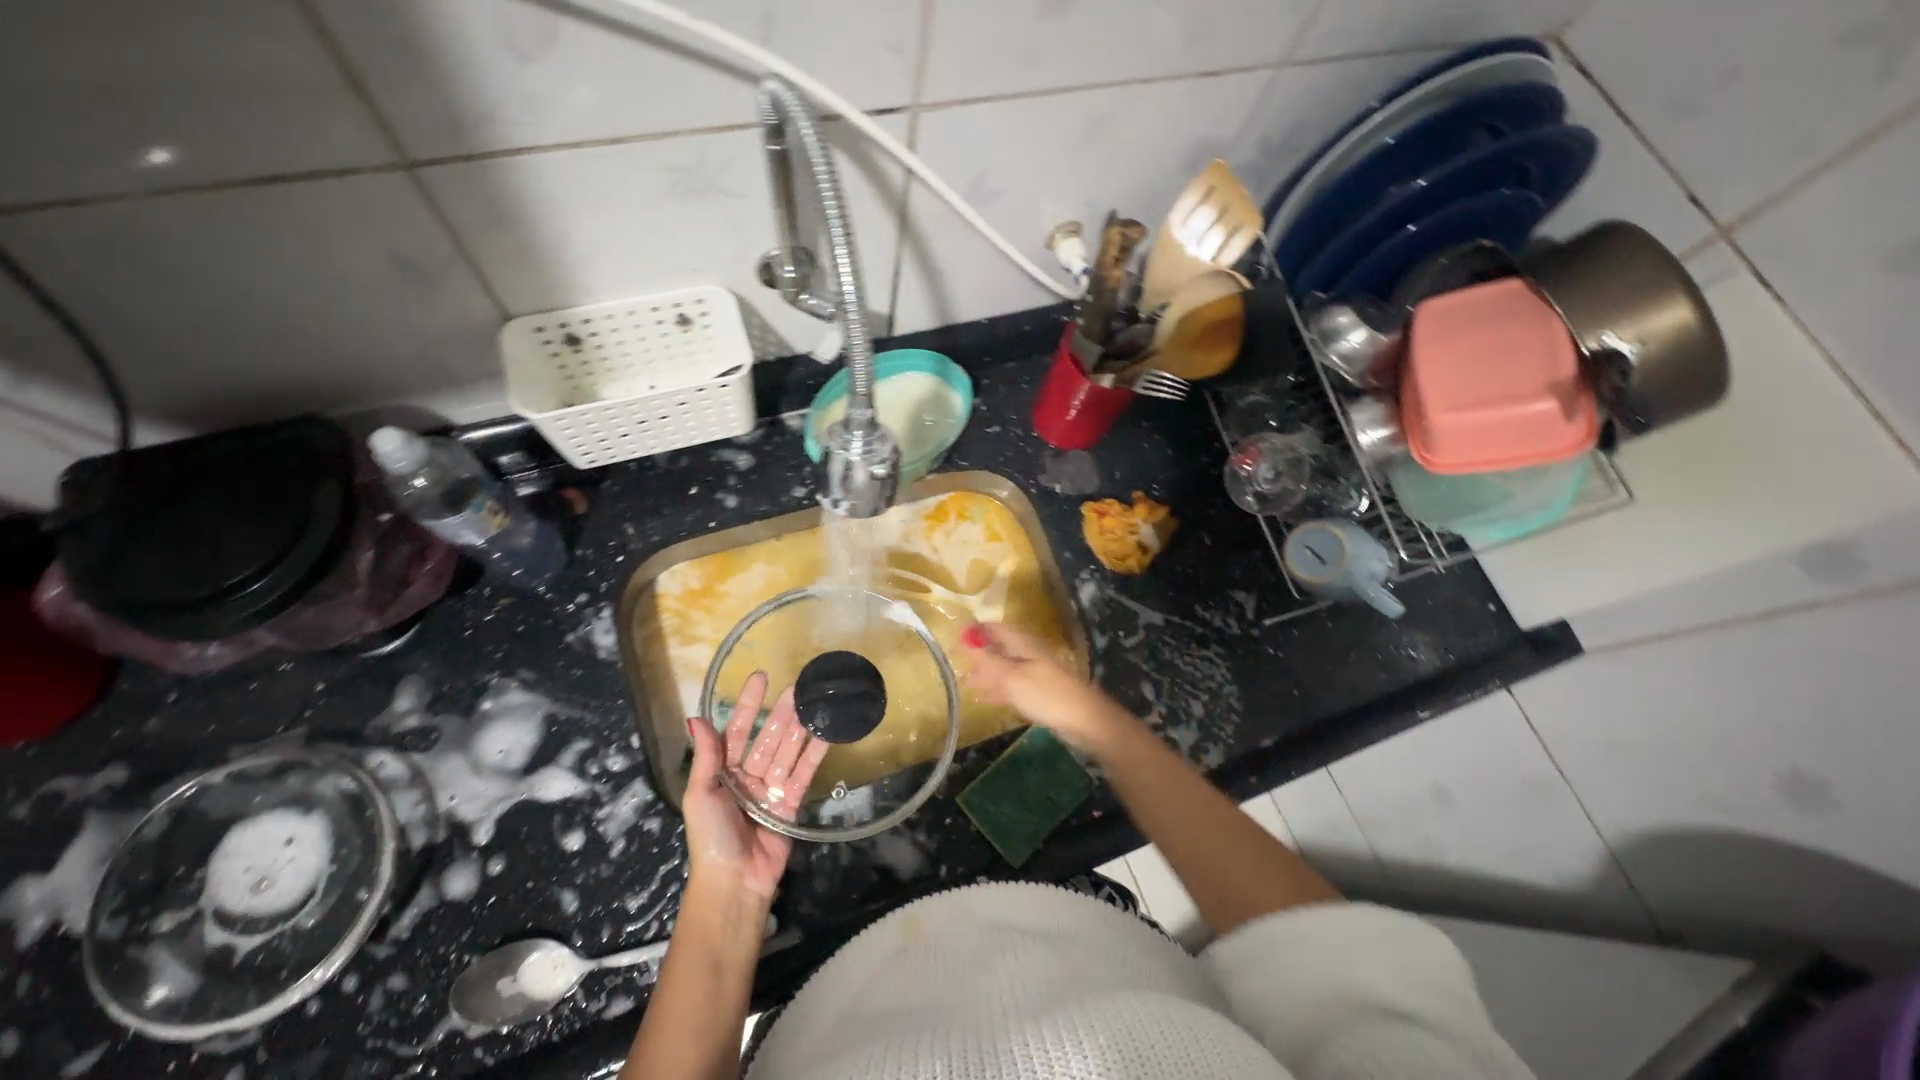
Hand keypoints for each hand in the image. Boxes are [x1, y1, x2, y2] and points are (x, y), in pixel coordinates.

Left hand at [682, 671, 828, 899]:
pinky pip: (803, 773)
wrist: (734, 880)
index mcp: (722, 771)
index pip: (736, 730)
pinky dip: (814, 754)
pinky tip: (825, 733)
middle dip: (780, 713)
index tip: (761, 678)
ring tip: (814, 703)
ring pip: (787, 751)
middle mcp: (747, 775)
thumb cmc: (711, 836)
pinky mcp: (791, 803)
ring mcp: (770, 788)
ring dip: (800, 728)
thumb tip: (695, 717)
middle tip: (797, 687)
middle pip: (766, 738)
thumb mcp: (701, 793)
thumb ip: (706, 756)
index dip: (747, 705)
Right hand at [960, 623, 1132, 751]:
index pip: (996, 628)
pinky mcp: (1040, 693)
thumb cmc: (1045, 694)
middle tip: (957, 661)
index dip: (976, 629)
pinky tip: (986, 697)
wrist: (1083, 720)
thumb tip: (963, 637)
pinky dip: (998, 688)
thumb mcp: (1010, 677)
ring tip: (966, 682)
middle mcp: (1029, 654)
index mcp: (1023, 644)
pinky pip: (1013, 685)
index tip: (955, 636)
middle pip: (1001, 647)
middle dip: (980, 652)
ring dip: (987, 673)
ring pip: (1006, 668)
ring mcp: (1036, 673)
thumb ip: (986, 659)